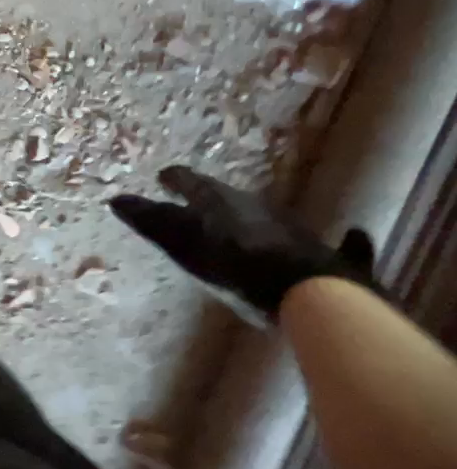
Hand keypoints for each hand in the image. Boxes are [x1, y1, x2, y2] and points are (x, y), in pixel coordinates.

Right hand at [108, 166, 378, 319]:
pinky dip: (339, 238)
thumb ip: (151, 220)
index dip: (174, 179)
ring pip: (267, 217)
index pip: (190, 182)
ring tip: (240, 223)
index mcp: (220, 200)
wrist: (308, 291)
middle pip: (228, 198)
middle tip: (194, 202)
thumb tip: (116, 200)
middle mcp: (258, 207)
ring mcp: (295, 231)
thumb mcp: (181, 241)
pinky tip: (353, 232)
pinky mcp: (326, 256)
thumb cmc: (232, 262)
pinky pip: (333, 243)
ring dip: (251, 217)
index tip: (163, 177)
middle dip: (211, 199)